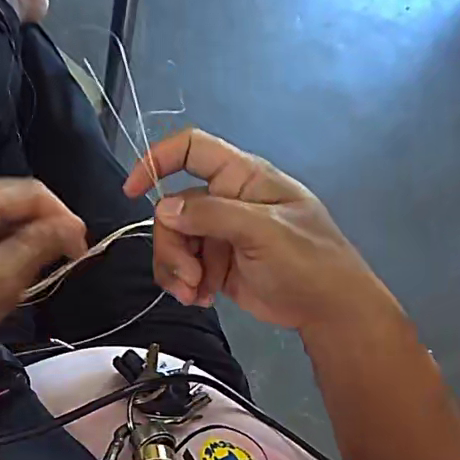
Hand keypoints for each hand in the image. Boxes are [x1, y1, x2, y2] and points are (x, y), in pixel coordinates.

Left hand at [0, 178, 84, 398]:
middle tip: (56, 272)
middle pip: (17, 203)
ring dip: (23, 247)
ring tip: (29, 280)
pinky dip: (1, 253)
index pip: (34, 192)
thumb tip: (75, 225)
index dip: (65, 220)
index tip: (81, 257)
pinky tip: (2, 279)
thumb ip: (40, 244)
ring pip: (1, 221)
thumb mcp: (0, 278)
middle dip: (43, 234)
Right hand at [123, 129, 398, 334]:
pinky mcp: (217, 267)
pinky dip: (184, 285)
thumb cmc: (309, 260)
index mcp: (242, 178)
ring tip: (195, 294)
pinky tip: (201, 298)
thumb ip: (213, 216)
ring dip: (176, 270)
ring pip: (174, 243)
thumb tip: (163, 210)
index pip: (191, 150)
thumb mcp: (263, 231)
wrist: (328, 308)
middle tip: (188, 277)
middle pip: (173, 209)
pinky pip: (184, 269)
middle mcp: (227, 202)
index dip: (157, 160)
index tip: (132, 189)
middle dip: (172, 245)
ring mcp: (221, 236)